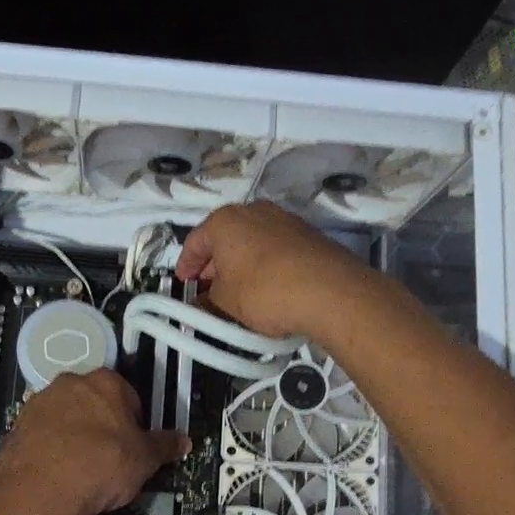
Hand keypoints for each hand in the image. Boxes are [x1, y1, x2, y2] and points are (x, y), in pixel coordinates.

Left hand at [0, 370, 188, 514]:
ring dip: (75, 435)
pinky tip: (58, 474)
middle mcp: (70, 382)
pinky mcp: (17, 425)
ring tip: (82, 470)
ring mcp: (39, 402)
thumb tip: (184, 441)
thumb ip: (165, 446)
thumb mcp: (145, 459)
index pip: (130, 396)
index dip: (135, 424)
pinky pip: (43, 434)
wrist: (42, 490)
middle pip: (95, 402)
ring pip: (66, 417)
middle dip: (103, 425)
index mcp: (106, 381)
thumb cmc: (103, 465)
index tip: (134, 447)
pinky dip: (51, 448)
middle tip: (110, 459)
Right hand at [173, 202, 379, 339]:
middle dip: (214, 264)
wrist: (330, 293)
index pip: (195, 241)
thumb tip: (204, 302)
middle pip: (225, 238)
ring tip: (238, 291)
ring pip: (252, 242)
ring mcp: (285, 220)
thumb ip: (208, 300)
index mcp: (225, 221)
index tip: (184, 284)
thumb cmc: (264, 292)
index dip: (186, 265)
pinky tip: (267, 288)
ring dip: (241, 264)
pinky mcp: (309, 236)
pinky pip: (276, 250)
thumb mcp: (225, 303)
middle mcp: (254, 211)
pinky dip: (265, 265)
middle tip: (208, 289)